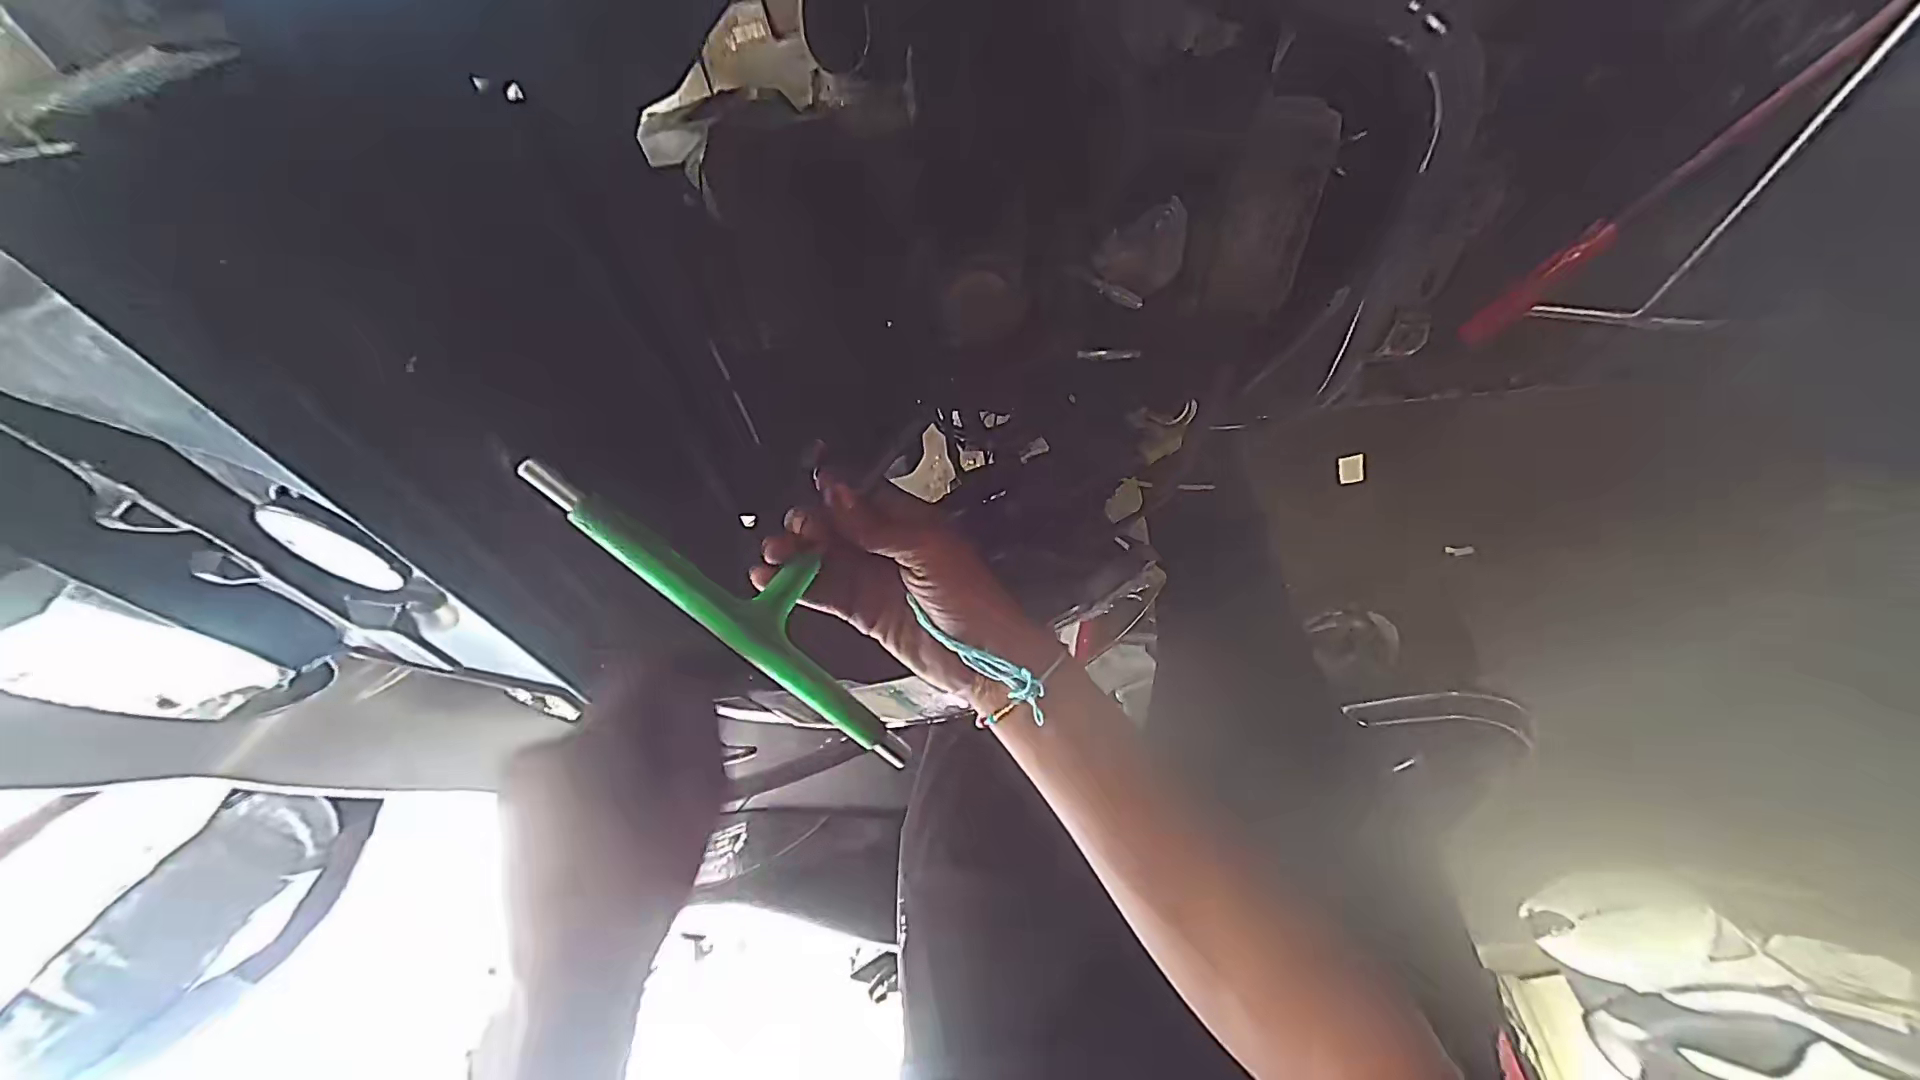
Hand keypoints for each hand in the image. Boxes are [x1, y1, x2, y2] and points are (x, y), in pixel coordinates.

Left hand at [497, 662, 723, 987]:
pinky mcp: (514, 805)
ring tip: (661, 790)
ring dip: (634, 746)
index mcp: (589, 743)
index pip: (641, 668)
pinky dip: (606, 770)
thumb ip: (698, 726)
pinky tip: (628, 812)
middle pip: (619, 705)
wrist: (573, 966)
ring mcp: (521, 780)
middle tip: (693, 745)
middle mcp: (544, 751)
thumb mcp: (696, 796)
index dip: (683, 662)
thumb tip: (696, 684)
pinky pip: (573, 764)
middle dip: (661, 716)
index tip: (706, 669)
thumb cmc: (638, 887)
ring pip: (597, 736)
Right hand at [749, 472, 1059, 712]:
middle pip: (835, 526)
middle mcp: (887, 547)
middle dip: (808, 525)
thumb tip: (840, 496)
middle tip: (793, 532)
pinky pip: (824, 592)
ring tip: (773, 556)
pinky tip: (776, 581)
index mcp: (908, 522)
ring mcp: (873, 578)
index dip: (833, 495)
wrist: (982, 658)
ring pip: (823, 559)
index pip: (860, 498)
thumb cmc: (975, 600)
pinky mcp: (863, 610)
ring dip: (795, 555)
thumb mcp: (927, 552)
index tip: (811, 494)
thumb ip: (878, 527)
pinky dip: (798, 587)